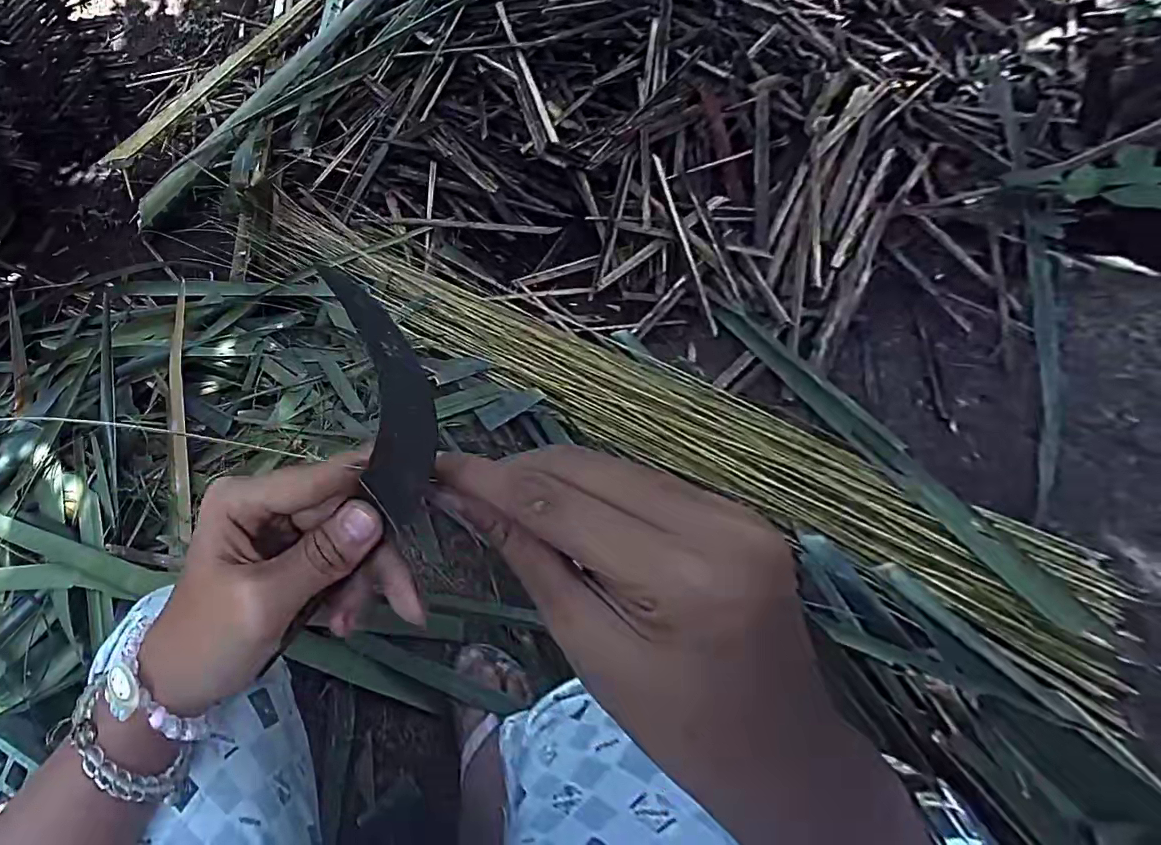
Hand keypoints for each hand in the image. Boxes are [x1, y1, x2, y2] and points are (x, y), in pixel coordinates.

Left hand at [137, 452, 425, 715]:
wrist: (180, 682)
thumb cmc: (209, 639)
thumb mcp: (265, 601)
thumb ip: (320, 558)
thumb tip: (371, 514)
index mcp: (242, 497)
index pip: (316, 479)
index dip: (367, 482)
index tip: (423, 485)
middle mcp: (261, 502)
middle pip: (338, 511)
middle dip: (371, 557)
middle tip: (407, 605)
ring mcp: (275, 528)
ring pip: (343, 537)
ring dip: (358, 582)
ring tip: (349, 625)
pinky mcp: (286, 554)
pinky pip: (333, 560)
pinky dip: (345, 591)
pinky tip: (340, 623)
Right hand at [435, 446, 927, 843]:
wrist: (788, 760)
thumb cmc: (676, 725)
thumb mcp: (585, 643)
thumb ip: (524, 555)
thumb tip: (460, 497)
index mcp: (682, 576)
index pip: (557, 503)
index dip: (487, 479)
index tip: (436, 465)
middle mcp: (718, 526)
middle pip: (581, 468)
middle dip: (512, 471)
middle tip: (459, 483)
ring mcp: (734, 512)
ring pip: (604, 464)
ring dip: (544, 474)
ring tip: (500, 496)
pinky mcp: (733, 510)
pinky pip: (633, 477)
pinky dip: (584, 484)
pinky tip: (556, 506)